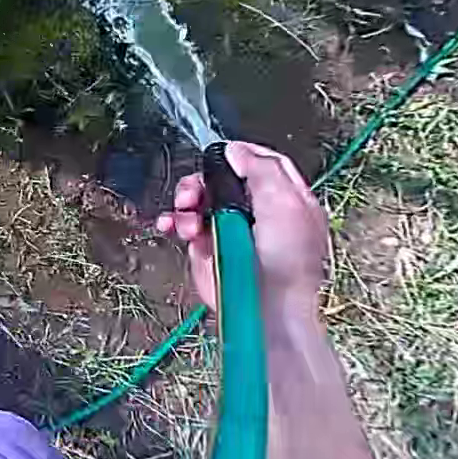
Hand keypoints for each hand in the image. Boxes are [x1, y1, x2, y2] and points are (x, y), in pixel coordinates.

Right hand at [155, 141, 329, 314]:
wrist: (264, 308)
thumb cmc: (286, 264)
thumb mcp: (285, 205)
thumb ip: (261, 170)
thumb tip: (235, 151)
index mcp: (284, 199)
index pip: (261, 164)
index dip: (240, 155)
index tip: (221, 155)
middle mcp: (256, 212)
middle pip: (222, 179)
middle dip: (203, 180)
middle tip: (194, 191)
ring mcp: (229, 230)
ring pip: (199, 200)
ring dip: (186, 201)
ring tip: (187, 215)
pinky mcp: (208, 248)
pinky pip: (184, 226)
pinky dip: (173, 221)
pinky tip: (171, 224)